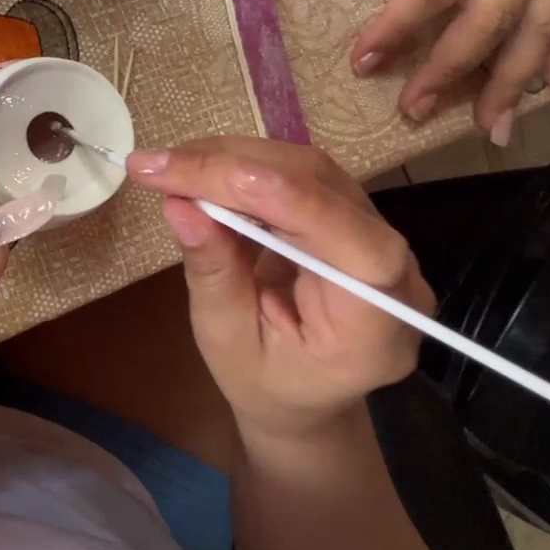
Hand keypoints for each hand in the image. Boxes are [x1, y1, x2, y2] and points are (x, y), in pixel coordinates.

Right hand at [126, 138, 430, 440]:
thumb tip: (179, 206)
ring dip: (232, 157)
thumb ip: (212, 274)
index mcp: (375, 326)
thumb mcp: (227, 340)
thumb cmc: (266, 381)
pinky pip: (296, 173)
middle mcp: (394, 270)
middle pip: (322, 189)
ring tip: (168, 165)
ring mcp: (375, 236)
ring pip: (307, 169)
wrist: (303, 392)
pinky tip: (198, 169)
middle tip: (155, 166)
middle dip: (233, 168)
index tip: (206, 176)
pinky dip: (240, 163)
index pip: (351, 245)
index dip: (286, 200)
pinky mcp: (347, 215)